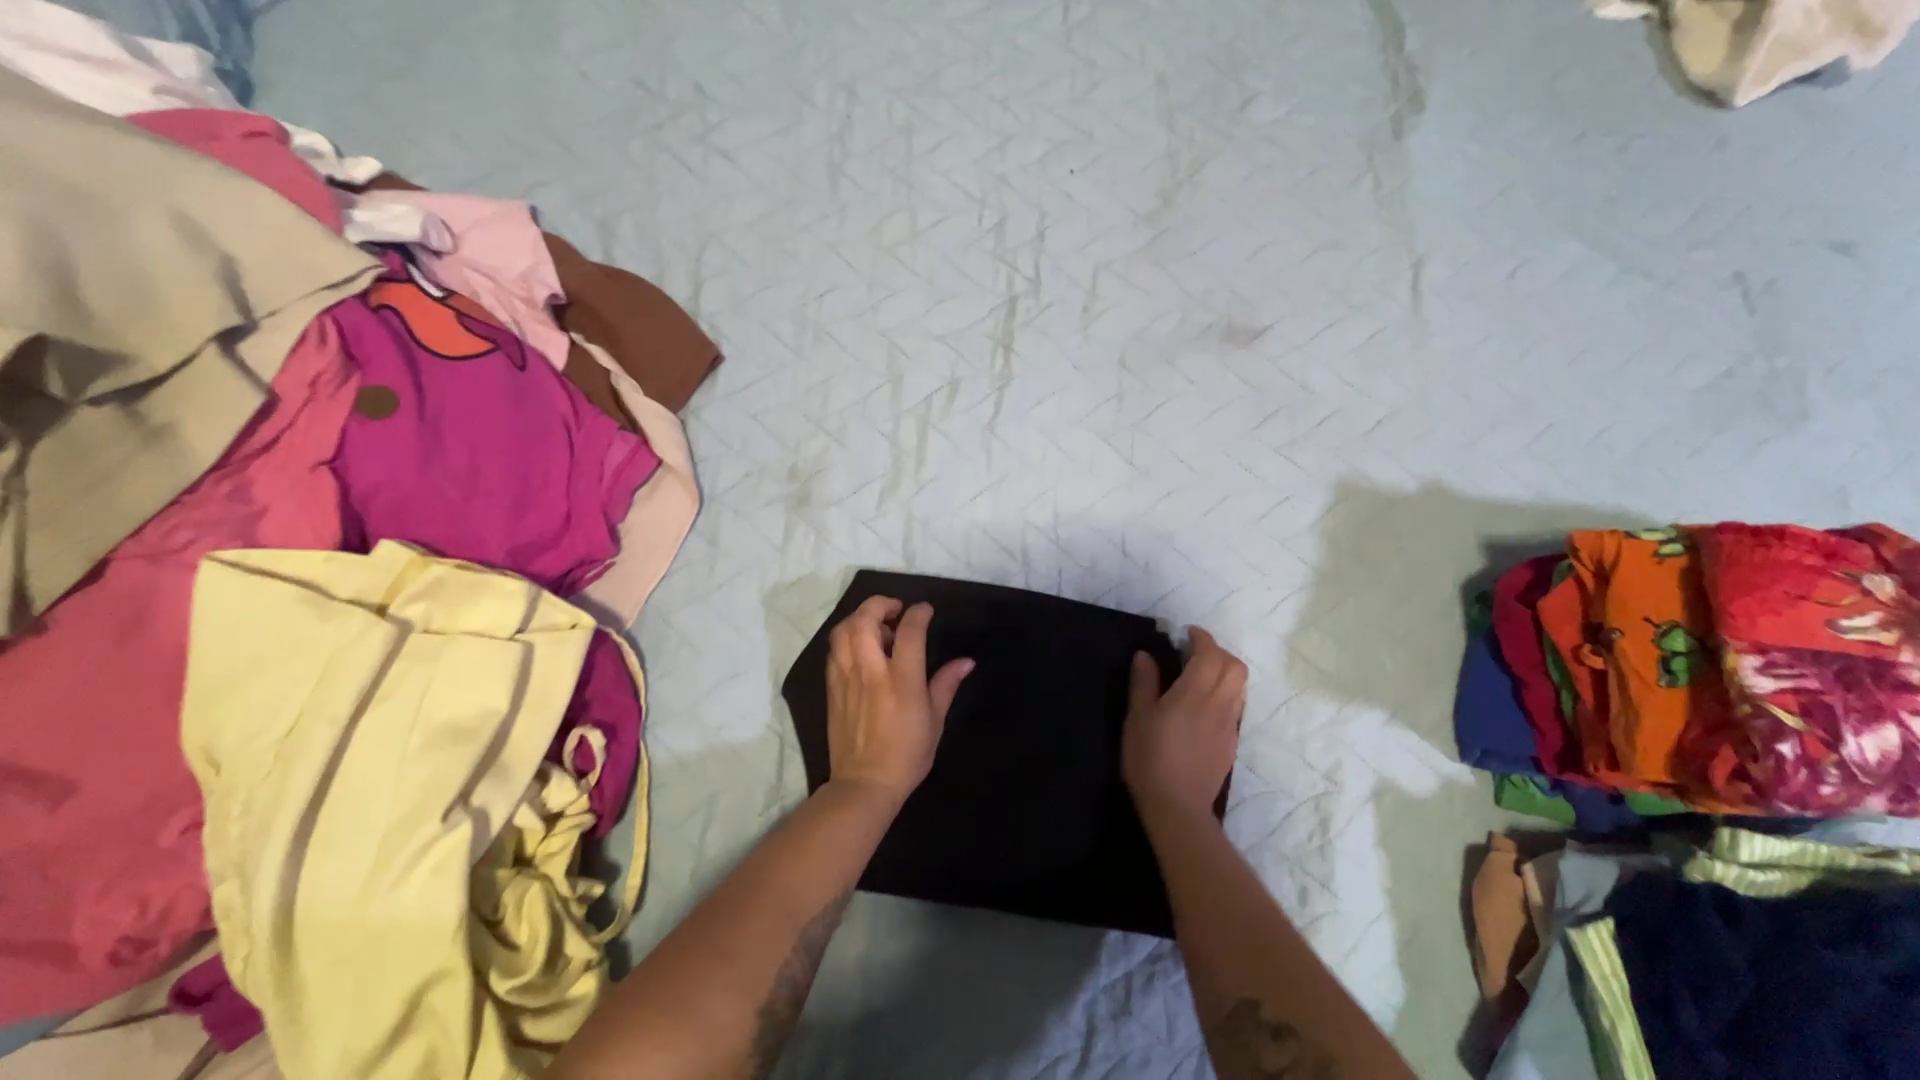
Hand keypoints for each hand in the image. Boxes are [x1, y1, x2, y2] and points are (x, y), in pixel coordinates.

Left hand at [824, 596, 974, 805]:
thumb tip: (966, 661)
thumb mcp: (935, 720)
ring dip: (859, 618)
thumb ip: (946, 684)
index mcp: (902, 680)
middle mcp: (871, 672)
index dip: (918, 613)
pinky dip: (846, 638)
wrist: (865, 783)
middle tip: (895, 609)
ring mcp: (847, 678)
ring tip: (876, 627)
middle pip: (865, 620)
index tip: (925, 610)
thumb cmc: (908, 754)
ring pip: (843, 631)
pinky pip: (834, 651)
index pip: (909, 630)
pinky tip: (860, 649)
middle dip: (880, 604)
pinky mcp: (832, 688)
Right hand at [1123, 627, 1246, 821]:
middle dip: (1219, 652)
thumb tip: (1146, 655)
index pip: (1210, 653)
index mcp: (1194, 692)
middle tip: (1196, 653)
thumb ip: (1144, 683)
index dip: (1202, 638)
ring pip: (1240, 687)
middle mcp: (1219, 703)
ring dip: (1226, 672)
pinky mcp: (1231, 743)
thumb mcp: (1137, 717)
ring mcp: (1229, 725)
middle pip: (1235, 666)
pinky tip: (1205, 707)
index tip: (1187, 634)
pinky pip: (1236, 707)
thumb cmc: (1149, 757)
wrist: (1177, 805)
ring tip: (1203, 677)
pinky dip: (1226, 694)